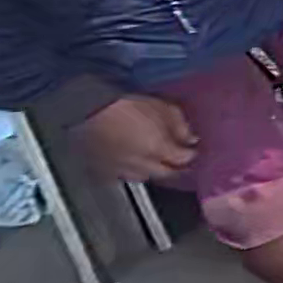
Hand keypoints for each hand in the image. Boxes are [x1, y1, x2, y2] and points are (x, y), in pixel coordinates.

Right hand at [77, 94, 198, 180]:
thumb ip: (181, 127)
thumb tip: (191, 140)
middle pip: (165, 174)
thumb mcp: (165, 109)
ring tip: (162, 163)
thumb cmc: (130, 105)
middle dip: (177, 168)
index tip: (193, 150)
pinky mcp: (102, 171)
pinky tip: (138, 164)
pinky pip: (123, 177)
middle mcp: (139, 163)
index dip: (191, 155)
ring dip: (156, 172)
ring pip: (144, 177)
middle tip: (183, 162)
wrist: (89, 109)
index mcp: (157, 148)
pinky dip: (134, 172)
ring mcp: (119, 169)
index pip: (182, 159)